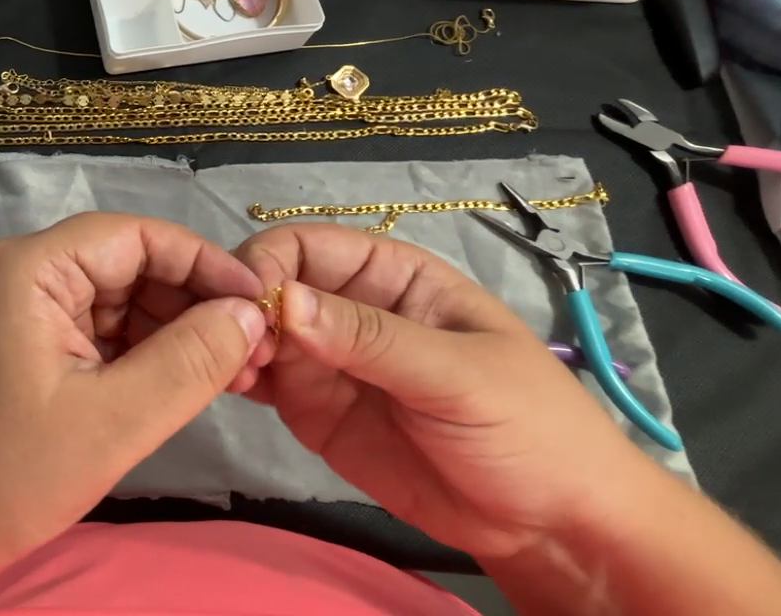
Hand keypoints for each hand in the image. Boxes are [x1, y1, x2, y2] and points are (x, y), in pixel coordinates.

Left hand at [0, 212, 268, 572]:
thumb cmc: (17, 470)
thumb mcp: (117, 418)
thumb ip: (191, 359)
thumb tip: (251, 313)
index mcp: (30, 267)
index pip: (132, 235)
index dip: (200, 261)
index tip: (260, 301)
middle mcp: (23, 269)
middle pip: (127, 261)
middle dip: (191, 300)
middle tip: (253, 349)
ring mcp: (24, 302)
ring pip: (119, 293)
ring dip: (174, 326)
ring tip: (232, 369)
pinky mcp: (31, 334)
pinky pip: (100, 323)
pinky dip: (144, 346)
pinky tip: (187, 376)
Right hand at [235, 224, 664, 559]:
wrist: (553, 533)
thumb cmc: (530, 430)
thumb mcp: (460, 375)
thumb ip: (371, 337)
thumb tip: (282, 299)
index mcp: (389, 276)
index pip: (308, 246)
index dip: (271, 260)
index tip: (248, 297)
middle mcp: (344, 306)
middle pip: (270, 283)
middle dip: (243, 304)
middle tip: (232, 343)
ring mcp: (323, 356)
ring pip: (256, 328)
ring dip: (233, 340)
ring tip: (231, 371)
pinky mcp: (308, 403)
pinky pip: (258, 376)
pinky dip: (235, 374)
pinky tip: (227, 386)